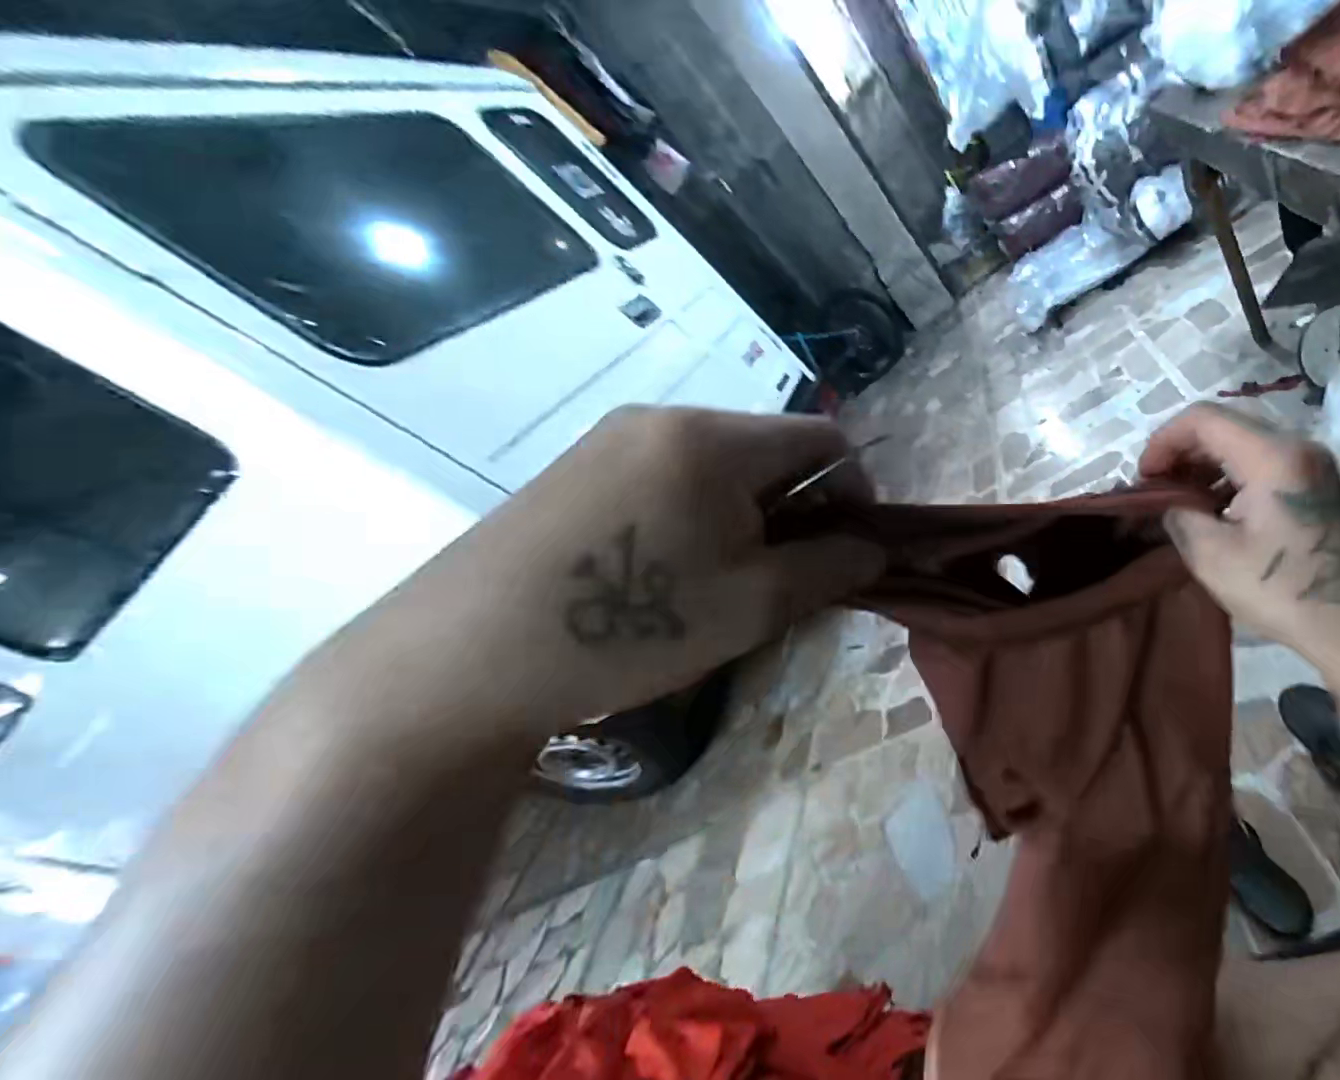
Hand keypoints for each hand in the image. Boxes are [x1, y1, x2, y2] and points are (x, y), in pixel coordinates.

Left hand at [307, 408, 884, 742]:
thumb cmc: (631, 628)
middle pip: (769, 448)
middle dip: (799, 505)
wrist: (464, 660)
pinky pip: (669, 474)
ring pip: (719, 463)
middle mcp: (664, 418)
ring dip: (749, 511)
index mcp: (714, 438)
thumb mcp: (754, 604)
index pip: (822, 438)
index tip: (850, 546)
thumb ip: (831, 566)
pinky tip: (670, 568)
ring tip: (727, 576)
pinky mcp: (577, 467)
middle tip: (787, 571)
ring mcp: (612, 438)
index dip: (855, 489)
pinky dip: (700, 511)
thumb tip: (875, 547)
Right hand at [1139, 404, 1339, 666]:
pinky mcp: (1316, 484)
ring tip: (1178, 499)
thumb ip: (1179, 514)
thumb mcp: (1211, 555)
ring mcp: (1312, 464)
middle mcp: (1298, 446)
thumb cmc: (1281, 589)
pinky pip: (1261, 462)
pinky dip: (1228, 475)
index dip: (1163, 441)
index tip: (1143, 478)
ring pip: (1242, 443)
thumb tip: (1170, 502)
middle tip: (1155, 489)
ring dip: (1203, 464)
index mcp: (1273, 456)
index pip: (1203, 419)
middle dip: (1181, 452)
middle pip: (1224, 426)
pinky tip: (1212, 507)